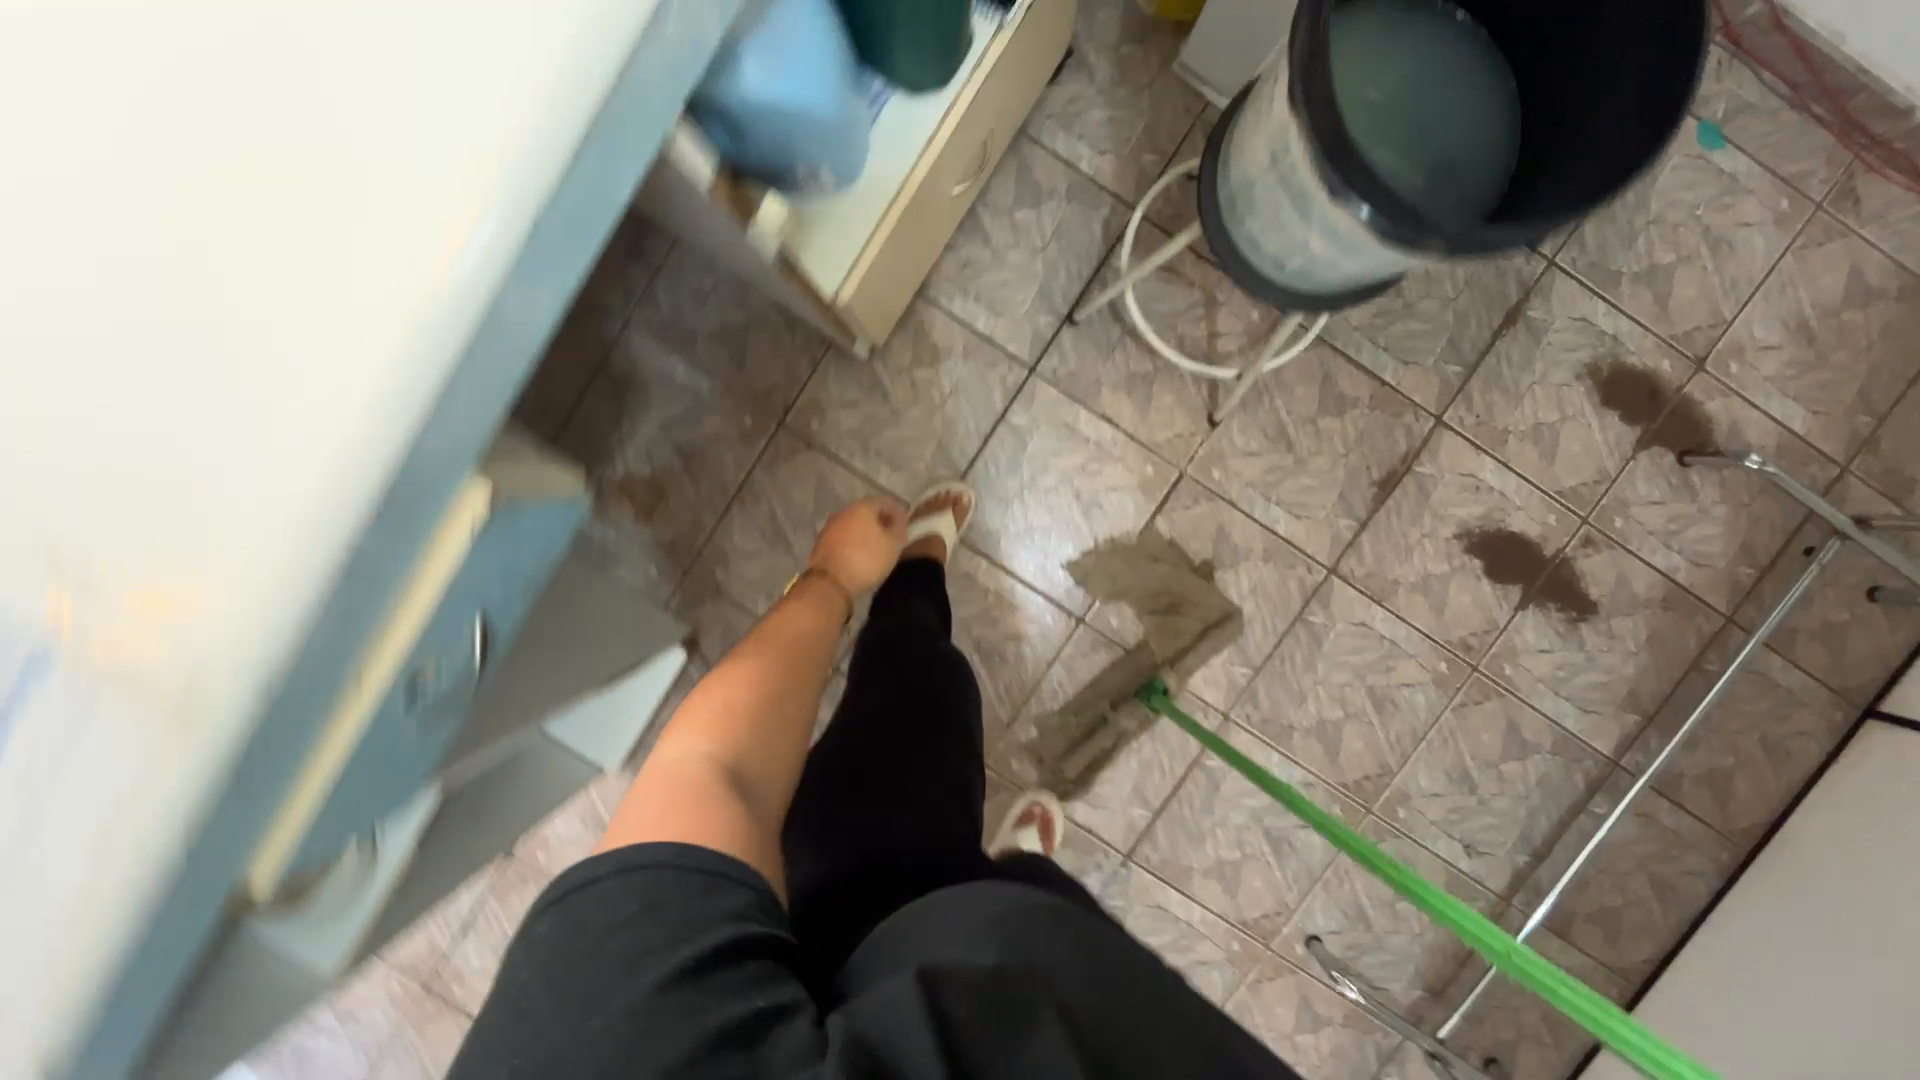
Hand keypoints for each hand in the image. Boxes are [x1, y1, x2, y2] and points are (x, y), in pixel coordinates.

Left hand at [808, 496, 909, 595]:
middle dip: (880, 520)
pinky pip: (842, 537)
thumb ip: (899, 529)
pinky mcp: (821, 543)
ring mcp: (830, 527)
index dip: (897, 511)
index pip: (885, 501)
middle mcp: (844, 511)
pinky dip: (852, 542)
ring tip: (876, 546)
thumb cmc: (866, 559)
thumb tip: (899, 521)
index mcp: (863, 507)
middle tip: (891, 534)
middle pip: (866, 511)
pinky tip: (858, 554)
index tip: (905, 524)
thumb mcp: (893, 546)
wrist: (829, 582)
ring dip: (865, 531)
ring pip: (853, 524)